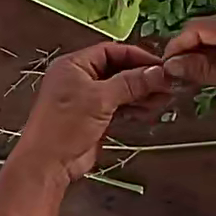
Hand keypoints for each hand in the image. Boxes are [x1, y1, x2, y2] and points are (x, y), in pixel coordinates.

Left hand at [15, 43, 172, 181]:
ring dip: (140, 93)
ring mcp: (85, 99)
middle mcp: (79, 78)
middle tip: (166, 84)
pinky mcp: (93, 118)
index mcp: (74, 65)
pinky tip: (149, 110)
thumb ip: (131, 83)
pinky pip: (117, 106)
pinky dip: (133, 107)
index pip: (111, 51)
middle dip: (142, 77)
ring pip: (119, 90)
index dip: (137, 56)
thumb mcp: (100, 99)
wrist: (48, 164)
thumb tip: (159, 72)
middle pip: (117, 70)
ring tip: (163, 98)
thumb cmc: (65, 125)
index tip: (161, 65)